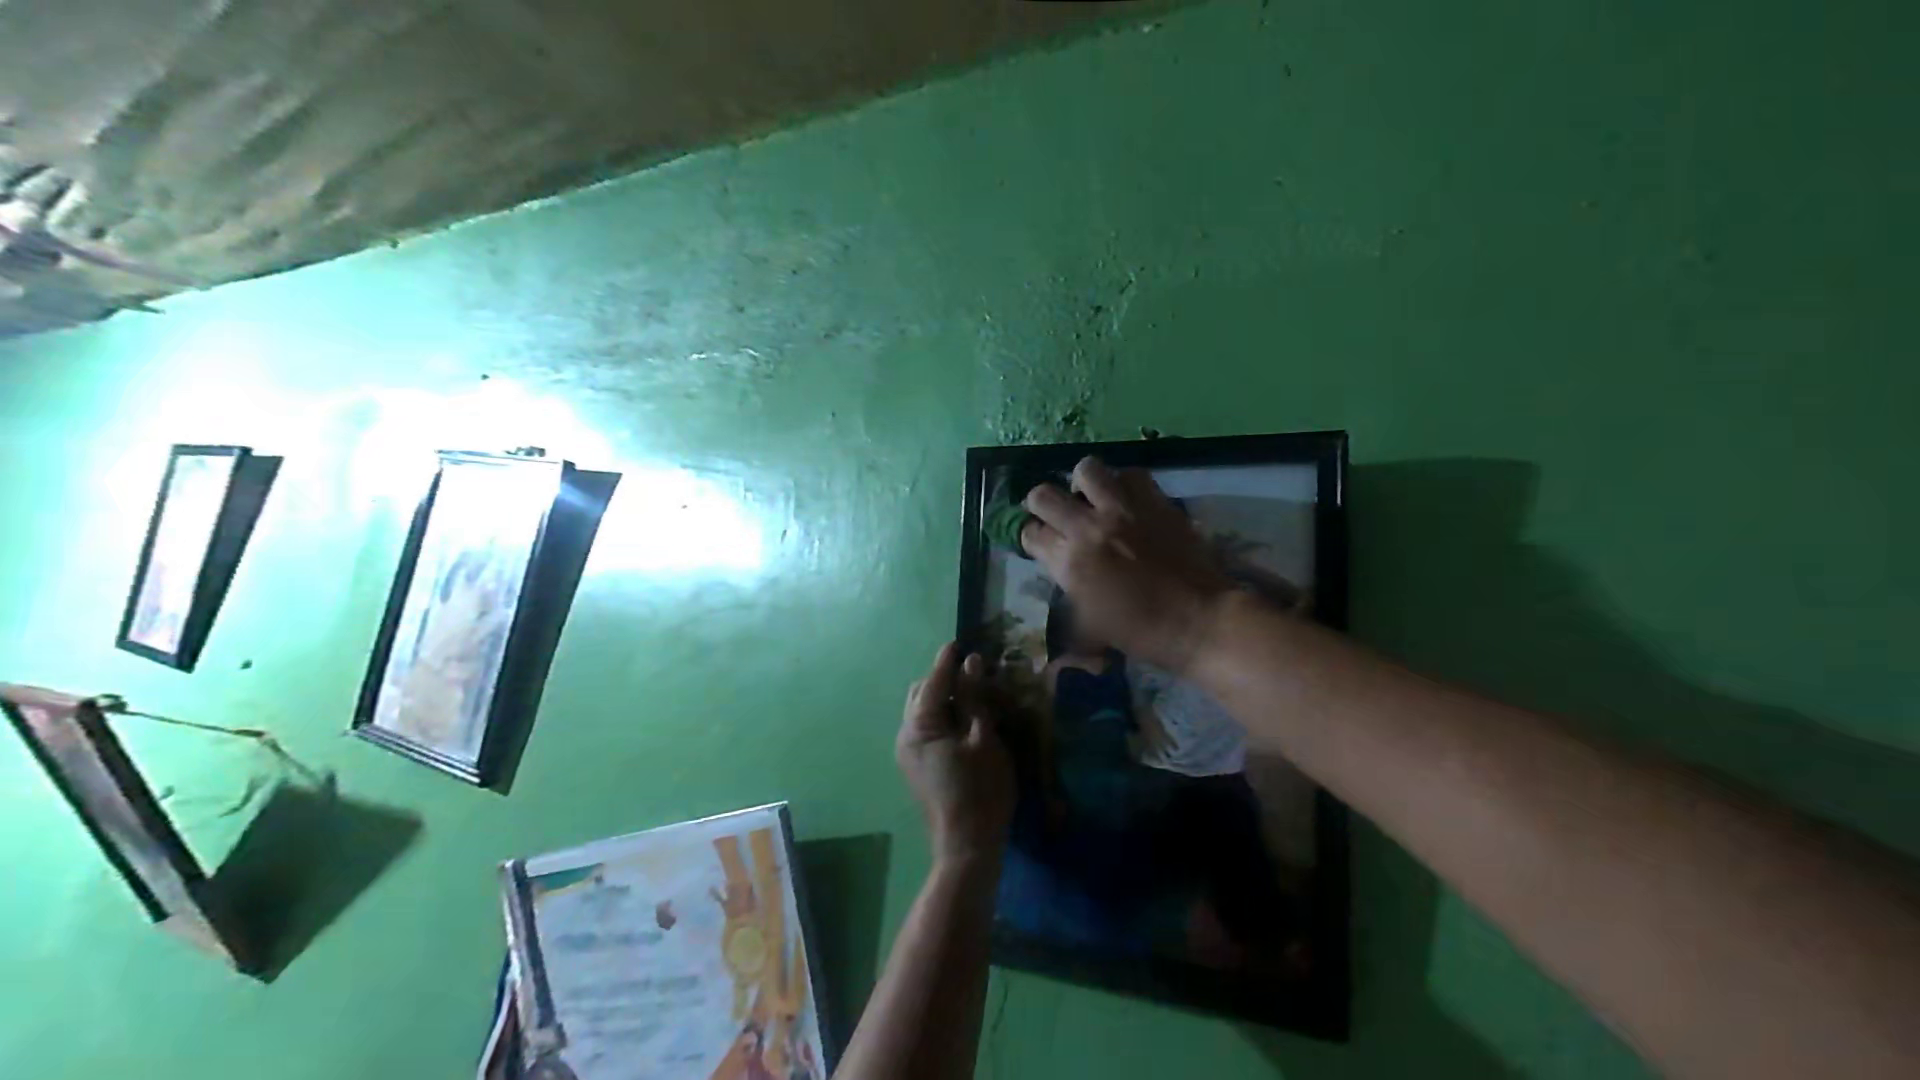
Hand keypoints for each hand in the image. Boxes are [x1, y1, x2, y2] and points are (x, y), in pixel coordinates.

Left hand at [897, 643, 1014, 867]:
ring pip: (923, 711)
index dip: (947, 661)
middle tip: (974, 672)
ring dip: (944, 698)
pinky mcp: (917, 766)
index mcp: (920, 725)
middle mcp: (905, 734)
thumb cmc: (981, 790)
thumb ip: (975, 698)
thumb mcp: (983, 738)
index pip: (934, 682)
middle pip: (922, 693)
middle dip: (944, 679)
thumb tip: (971, 663)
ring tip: (973, 694)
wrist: (966, 846)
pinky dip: (943, 716)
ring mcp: (908, 753)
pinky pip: (926, 728)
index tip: (959, 642)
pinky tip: (965, 719)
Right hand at [1020, 456, 1237, 674]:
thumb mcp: (1088, 625)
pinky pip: (1131, 474)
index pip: (1030, 533)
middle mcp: (1088, 528)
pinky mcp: (1155, 501)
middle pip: (1043, 495)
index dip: (1031, 537)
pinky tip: (1127, 498)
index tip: (1041, 542)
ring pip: (1086, 470)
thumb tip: (1063, 576)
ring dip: (1083, 483)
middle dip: (1041, 503)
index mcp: (1068, 562)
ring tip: (1092, 497)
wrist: (1199, 620)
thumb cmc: (1140, 632)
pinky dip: (1124, 482)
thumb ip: (1068, 593)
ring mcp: (1123, 510)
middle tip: (1056, 515)